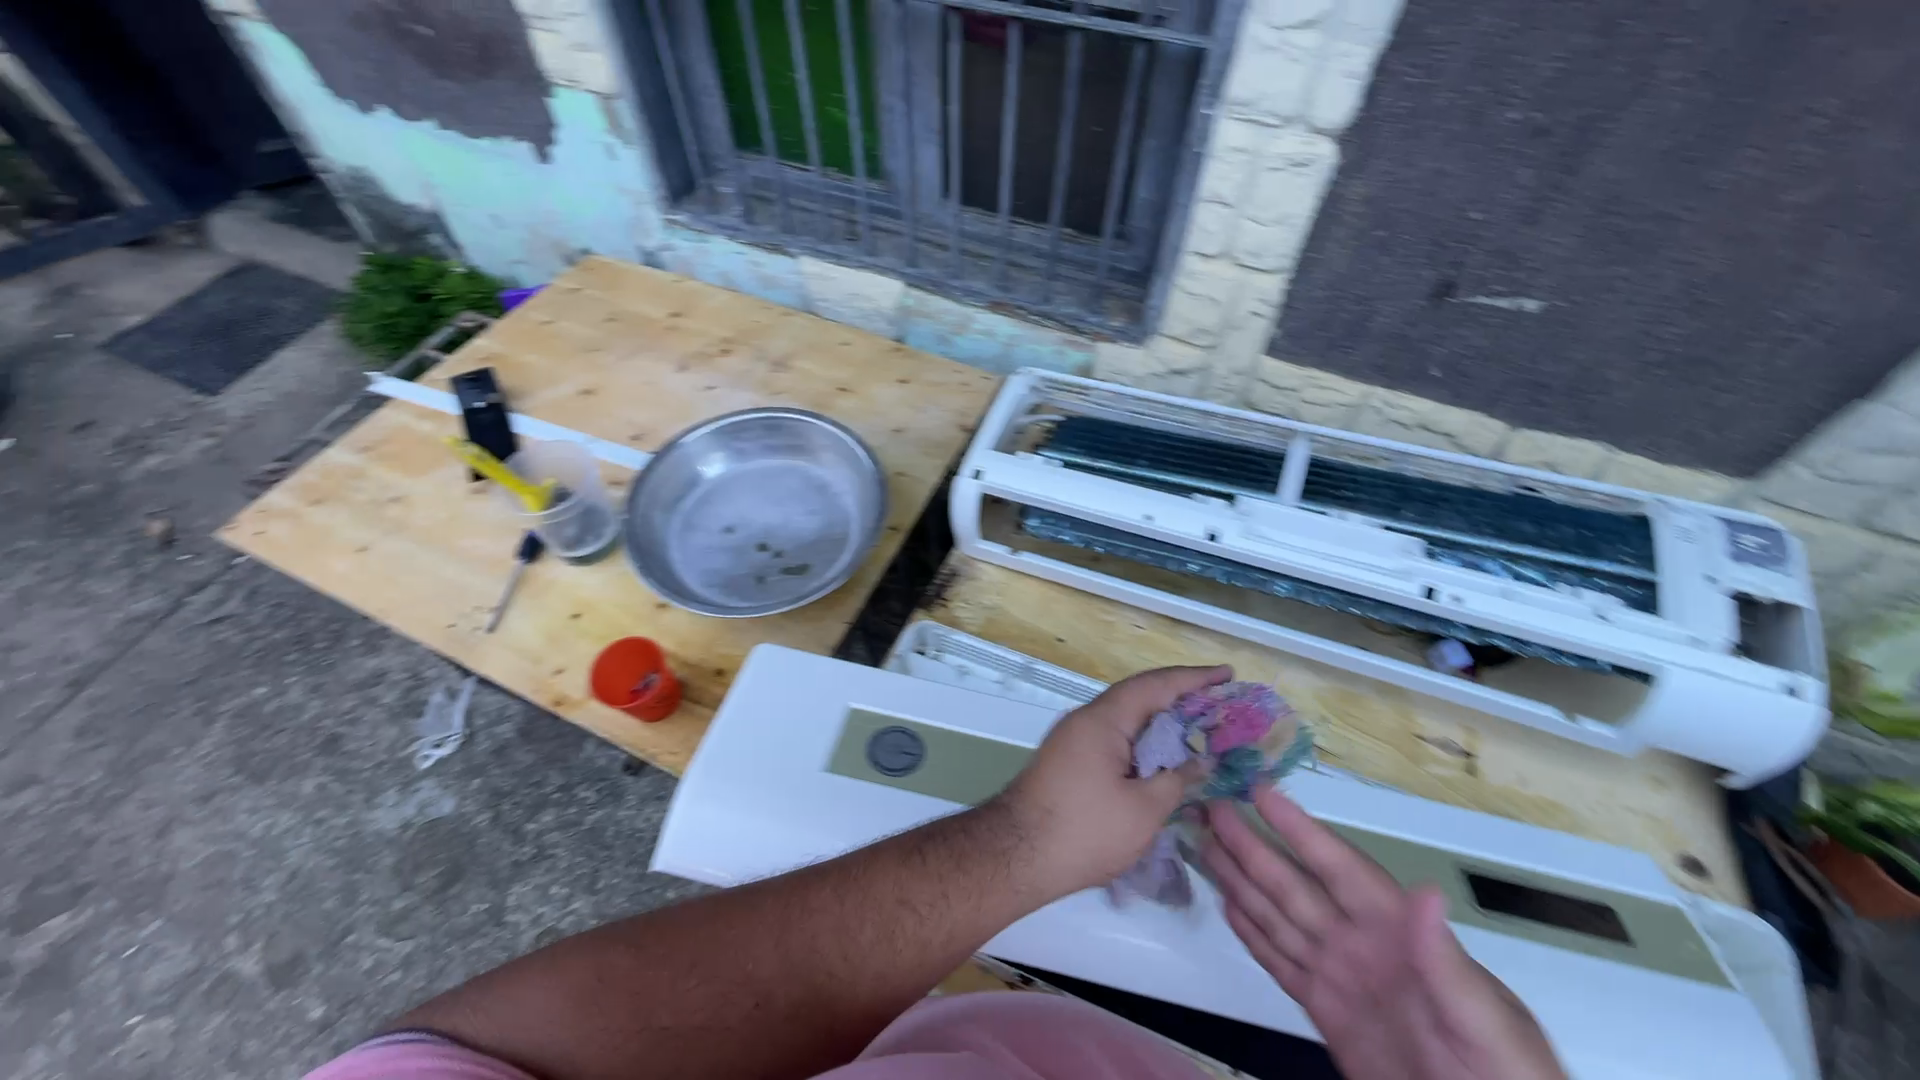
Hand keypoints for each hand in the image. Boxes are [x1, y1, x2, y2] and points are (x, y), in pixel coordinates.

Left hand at [992, 665, 1230, 900]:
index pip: (1154, 685)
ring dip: (1163, 724)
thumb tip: (1201, 761)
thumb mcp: (1143, 809)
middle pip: (1139, 699)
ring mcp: (1073, 742)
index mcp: (1102, 720)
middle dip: (1182, 699)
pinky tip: (1166, 762)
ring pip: (1126, 722)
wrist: (1015, 857)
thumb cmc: (1084, 831)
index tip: (1228, 674)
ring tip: (1203, 731)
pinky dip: (1144, 745)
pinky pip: (1115, 741)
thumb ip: (1177, 779)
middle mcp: (1085, 721)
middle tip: (1223, 705)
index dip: (1194, 679)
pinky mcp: (1069, 764)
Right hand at [1201, 788, 1565, 1079]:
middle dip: (1252, 845)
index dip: (1299, 831)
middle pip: (1294, 886)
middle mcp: (1360, 944)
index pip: (1338, 870)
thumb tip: (1425, 893)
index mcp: (1397, 935)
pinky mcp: (1327, 1014)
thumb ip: (1447, 964)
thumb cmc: (1505, 1078)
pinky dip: (1251, 934)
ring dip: (1241, 881)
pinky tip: (1230, 907)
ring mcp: (1340, 977)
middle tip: (1212, 808)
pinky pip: (1279, 963)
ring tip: (1207, 846)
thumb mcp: (1486, 1026)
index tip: (1261, 793)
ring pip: (1277, 916)